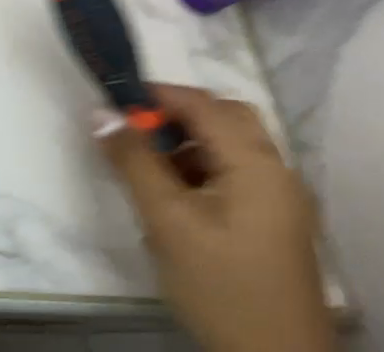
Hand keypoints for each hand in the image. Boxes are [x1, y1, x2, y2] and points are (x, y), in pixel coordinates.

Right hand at [96, 84, 335, 351]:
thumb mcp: (167, 222)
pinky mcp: (277, 225)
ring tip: (151, 173)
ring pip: (232, 147)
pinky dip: (205, 170)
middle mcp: (278, 173)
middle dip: (179, 116)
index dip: (156, 95)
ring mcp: (283, 201)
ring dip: (190, 144)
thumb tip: (101, 112)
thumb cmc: (222, 288)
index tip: (113, 103)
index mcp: (257, 165)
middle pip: (226, 117)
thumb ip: (134, 162)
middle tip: (138, 135)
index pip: (202, 104)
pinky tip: (178, 202)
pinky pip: (238, 175)